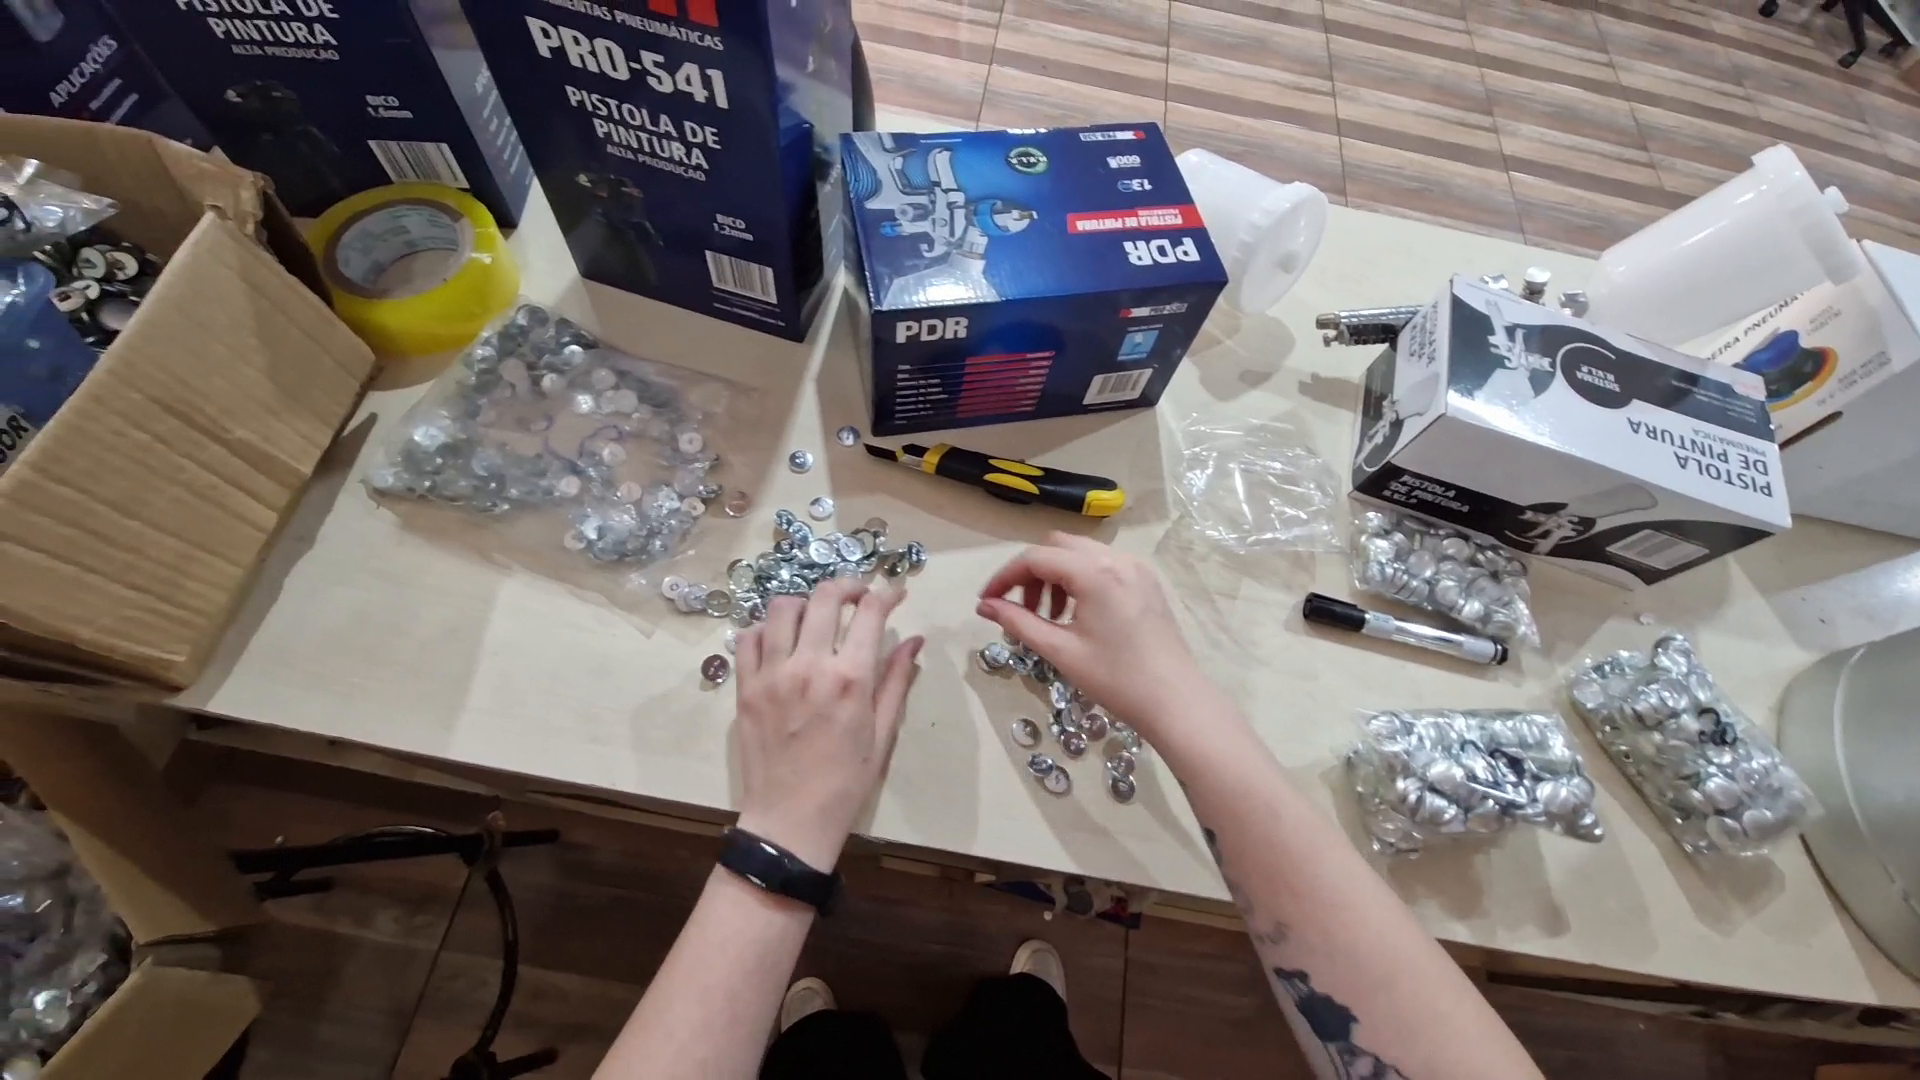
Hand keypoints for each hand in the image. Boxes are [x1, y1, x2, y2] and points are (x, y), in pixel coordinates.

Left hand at [732, 580, 923, 870]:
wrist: (790, 821)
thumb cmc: (846, 782)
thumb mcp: (882, 733)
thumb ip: (896, 681)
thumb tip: (914, 640)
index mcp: (850, 679)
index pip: (870, 613)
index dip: (887, 595)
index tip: (896, 594)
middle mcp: (809, 666)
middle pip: (825, 598)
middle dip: (848, 586)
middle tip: (858, 595)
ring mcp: (771, 674)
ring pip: (782, 609)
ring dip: (805, 603)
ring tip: (817, 615)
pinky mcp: (745, 688)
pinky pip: (748, 638)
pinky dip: (765, 628)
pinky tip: (780, 640)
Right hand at [975, 533, 1207, 740]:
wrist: (1175, 700)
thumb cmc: (1115, 679)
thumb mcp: (1060, 650)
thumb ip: (1018, 622)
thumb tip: (984, 606)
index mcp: (1094, 572)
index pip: (1035, 558)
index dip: (1004, 577)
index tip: (987, 602)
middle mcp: (1116, 558)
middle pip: (1058, 547)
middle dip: (1032, 573)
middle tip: (1022, 609)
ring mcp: (1135, 568)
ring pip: (1081, 554)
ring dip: (1056, 576)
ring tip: (1050, 616)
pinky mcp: (1146, 581)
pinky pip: (1103, 565)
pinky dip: (1081, 579)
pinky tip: (1078, 614)